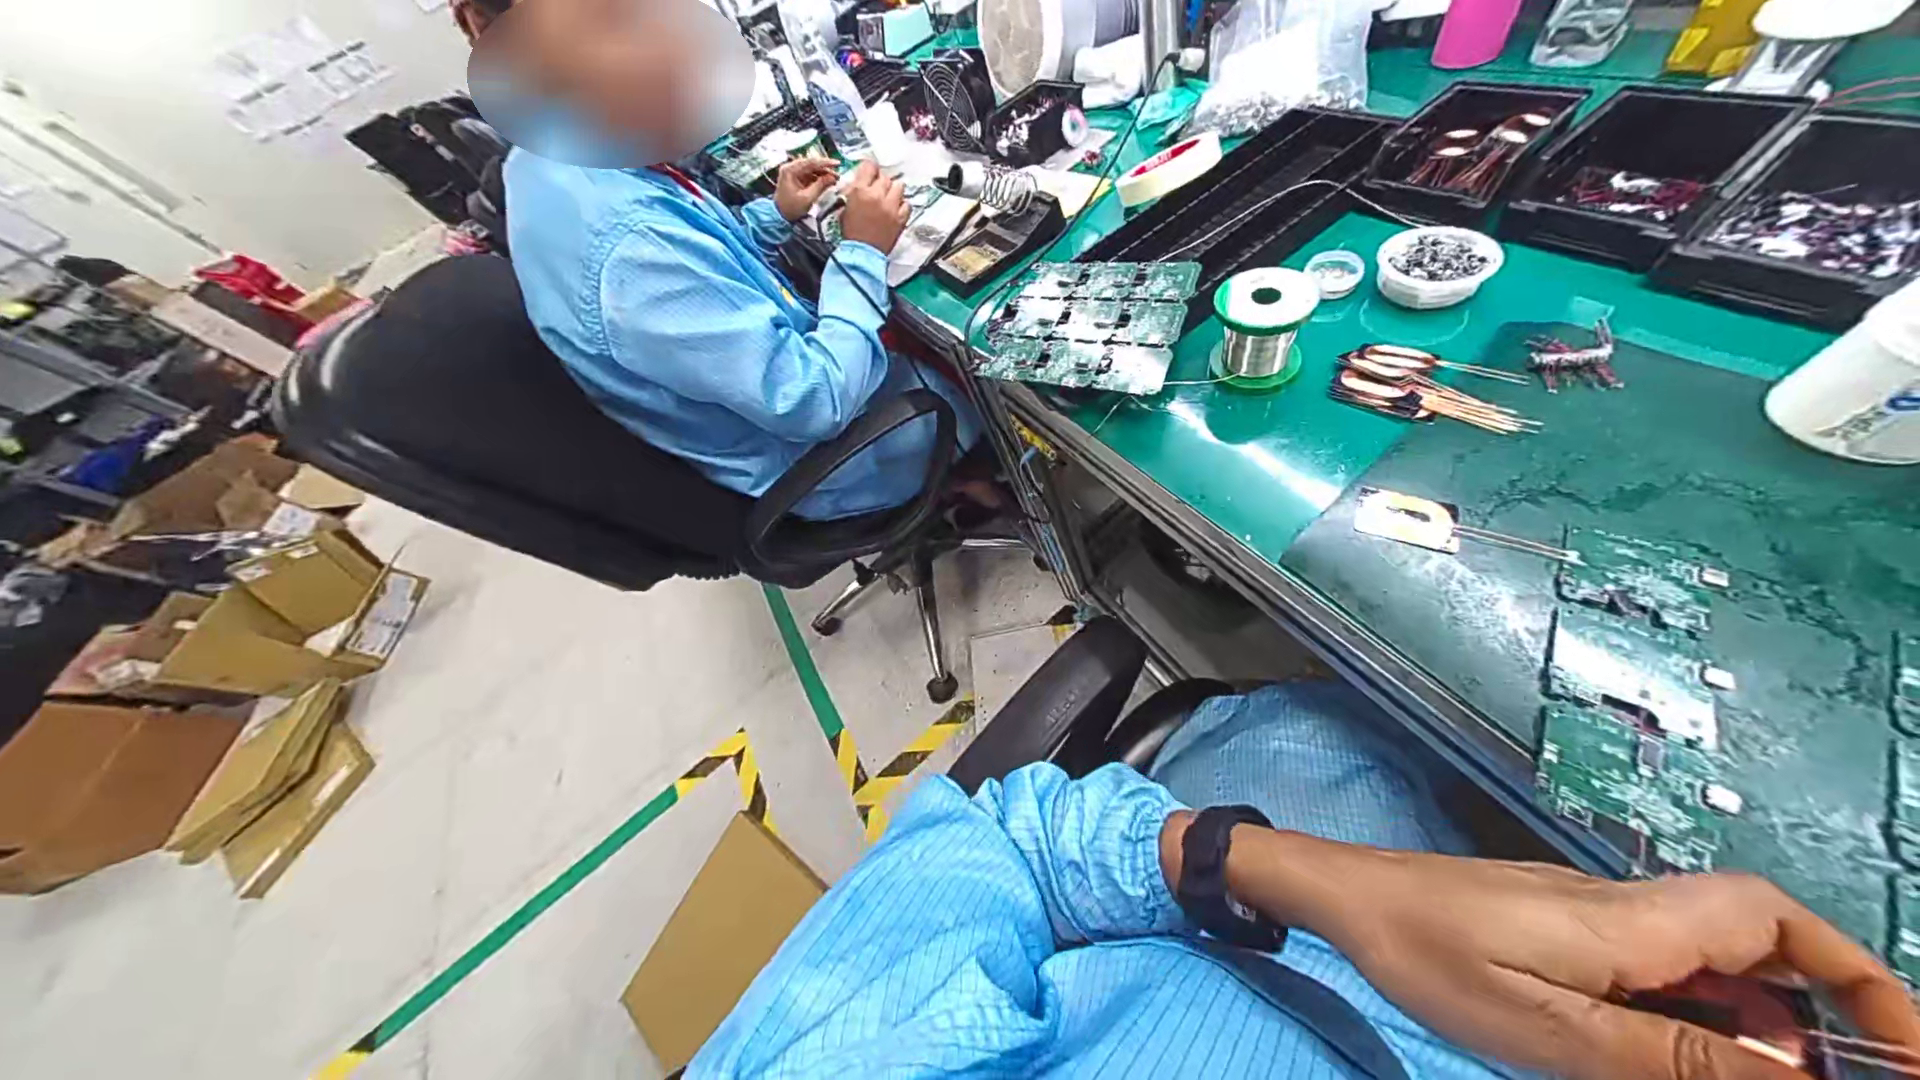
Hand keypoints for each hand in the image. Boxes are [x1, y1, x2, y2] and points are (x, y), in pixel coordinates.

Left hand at [774, 158, 837, 221]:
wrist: (779, 217)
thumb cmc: (791, 209)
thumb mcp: (807, 198)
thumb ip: (820, 186)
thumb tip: (833, 177)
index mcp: (790, 170)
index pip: (810, 162)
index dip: (825, 163)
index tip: (838, 163)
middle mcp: (791, 167)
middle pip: (811, 164)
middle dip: (825, 169)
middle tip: (838, 174)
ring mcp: (793, 172)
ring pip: (811, 169)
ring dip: (823, 174)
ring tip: (835, 179)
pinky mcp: (796, 179)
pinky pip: (810, 175)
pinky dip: (819, 178)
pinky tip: (827, 182)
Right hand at [838, 161, 909, 253]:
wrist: (863, 253)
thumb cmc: (853, 234)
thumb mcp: (846, 207)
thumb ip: (854, 192)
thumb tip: (860, 184)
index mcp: (860, 190)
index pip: (870, 166)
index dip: (871, 169)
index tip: (871, 173)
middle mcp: (877, 195)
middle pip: (885, 176)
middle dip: (881, 181)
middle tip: (878, 190)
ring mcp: (891, 206)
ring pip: (899, 186)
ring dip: (894, 190)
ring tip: (889, 198)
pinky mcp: (900, 218)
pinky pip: (907, 204)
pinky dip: (903, 204)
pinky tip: (896, 208)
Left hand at [1205, 826, 1919, 1079]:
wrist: (1339, 892)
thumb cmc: (1426, 953)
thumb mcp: (1553, 1028)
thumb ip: (1678, 1058)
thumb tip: (1807, 1076)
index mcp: (1625, 920)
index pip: (1770, 916)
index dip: (1858, 978)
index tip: (1897, 1062)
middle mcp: (1609, 903)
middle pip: (1745, 948)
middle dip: (1798, 1028)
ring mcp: (1569, 907)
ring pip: (1689, 963)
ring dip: (1723, 1029)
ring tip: (1671, 1070)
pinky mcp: (1536, 918)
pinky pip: (1630, 962)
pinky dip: (1662, 1011)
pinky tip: (1621, 1047)